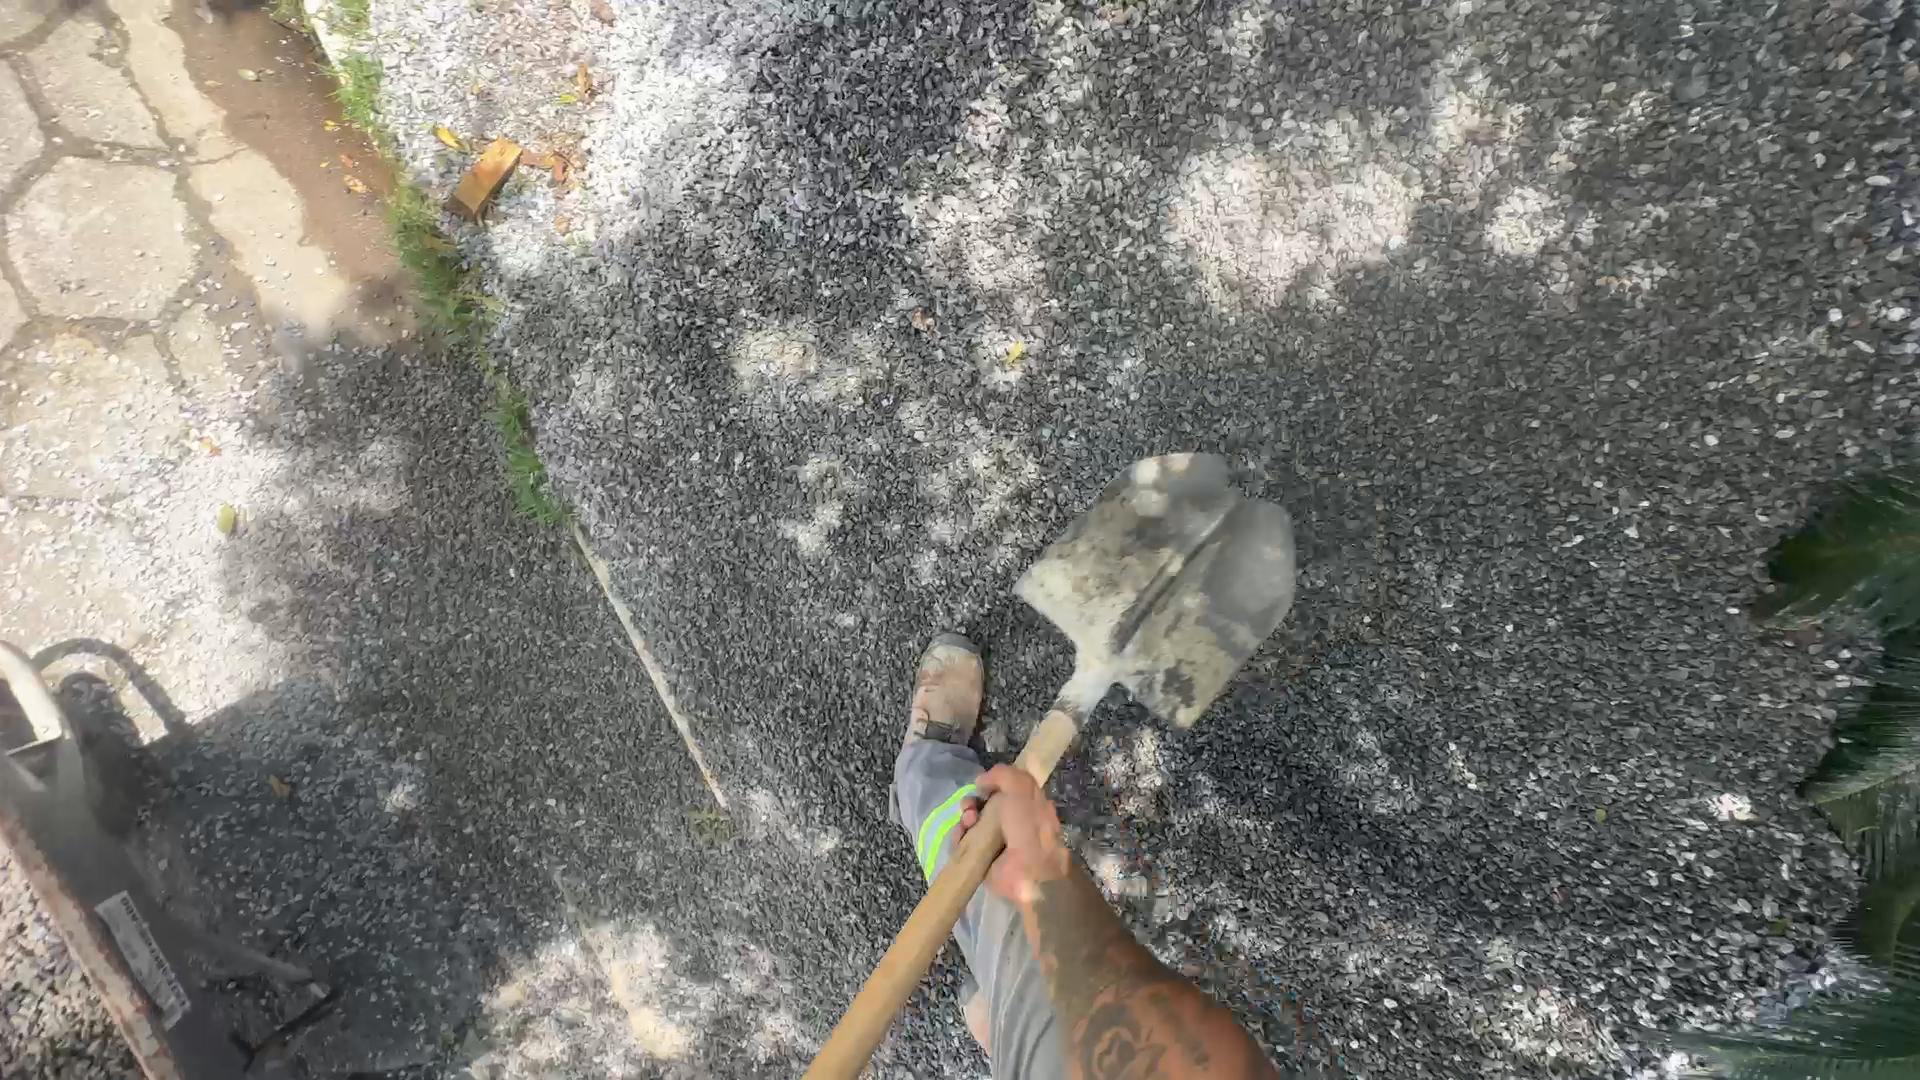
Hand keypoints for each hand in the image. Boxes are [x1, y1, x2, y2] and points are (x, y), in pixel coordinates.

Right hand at [958, 764, 1073, 905]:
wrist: (1029, 872)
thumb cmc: (1029, 827)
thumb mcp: (1023, 789)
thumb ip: (1004, 775)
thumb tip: (981, 781)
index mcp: (1027, 808)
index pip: (1002, 792)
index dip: (990, 786)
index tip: (981, 786)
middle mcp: (1011, 825)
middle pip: (983, 807)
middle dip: (973, 802)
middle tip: (969, 806)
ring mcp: (995, 844)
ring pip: (971, 824)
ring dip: (966, 818)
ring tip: (969, 821)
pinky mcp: (980, 862)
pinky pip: (963, 845)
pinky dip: (959, 838)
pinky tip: (962, 835)